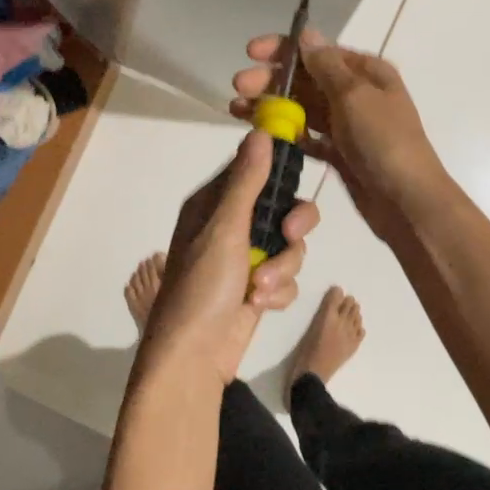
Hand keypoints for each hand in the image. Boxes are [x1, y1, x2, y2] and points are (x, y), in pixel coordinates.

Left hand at [140, 131, 320, 387]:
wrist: (194, 357)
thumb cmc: (201, 288)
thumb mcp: (224, 230)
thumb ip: (246, 183)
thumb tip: (260, 132)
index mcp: (213, 206)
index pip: (254, 172)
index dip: (279, 177)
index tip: (295, 186)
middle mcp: (230, 229)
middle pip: (283, 209)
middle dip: (292, 228)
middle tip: (290, 235)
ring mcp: (245, 261)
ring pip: (290, 247)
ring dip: (283, 269)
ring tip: (261, 289)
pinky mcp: (258, 291)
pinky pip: (287, 279)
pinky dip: (278, 293)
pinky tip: (260, 306)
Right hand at [230, 30, 448, 239]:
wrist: (406, 200)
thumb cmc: (384, 141)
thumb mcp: (355, 95)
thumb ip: (326, 66)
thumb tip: (306, 36)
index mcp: (367, 72)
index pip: (318, 51)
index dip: (283, 49)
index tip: (250, 53)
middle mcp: (357, 94)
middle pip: (306, 79)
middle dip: (271, 80)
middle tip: (238, 88)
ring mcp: (348, 126)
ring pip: (302, 108)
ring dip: (271, 106)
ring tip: (237, 111)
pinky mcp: (340, 154)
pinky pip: (307, 137)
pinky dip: (286, 134)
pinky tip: (261, 135)